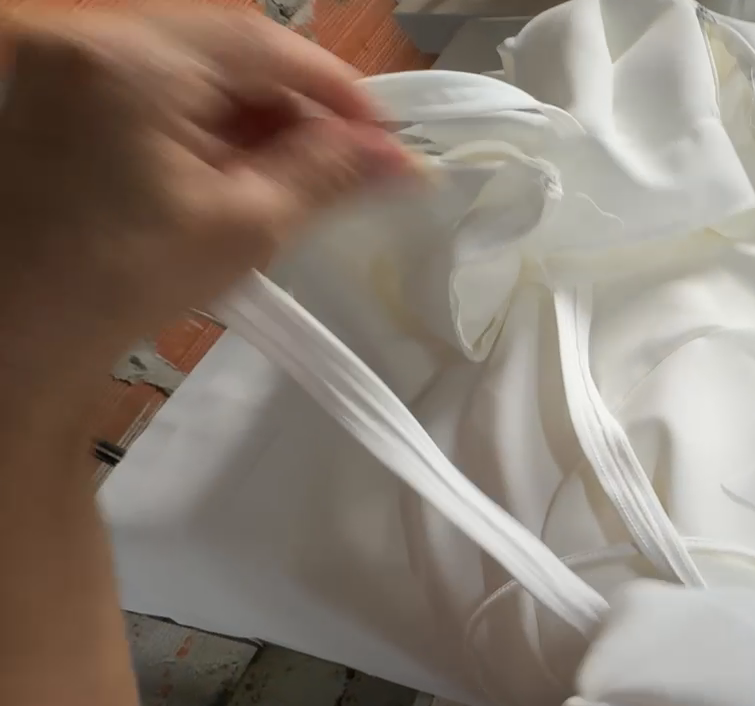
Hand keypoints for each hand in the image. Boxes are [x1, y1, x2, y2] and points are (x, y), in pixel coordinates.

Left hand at [0, 10, 411, 393]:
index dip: (341, 89)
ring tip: (306, 179)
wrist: (15, 310)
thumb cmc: (135, 271)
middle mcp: (88, 35)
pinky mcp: (62, 83)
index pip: (263, 42)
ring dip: (267, 116)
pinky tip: (250, 171)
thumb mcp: (253, 222)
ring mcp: (67, 56)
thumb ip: (330, 174)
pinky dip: (222, 121)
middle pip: (231, 48)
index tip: (390, 144)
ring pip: (204, 66)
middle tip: (357, 168)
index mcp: (131, 60)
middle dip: (305, 105)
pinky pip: (167, 83)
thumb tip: (405, 157)